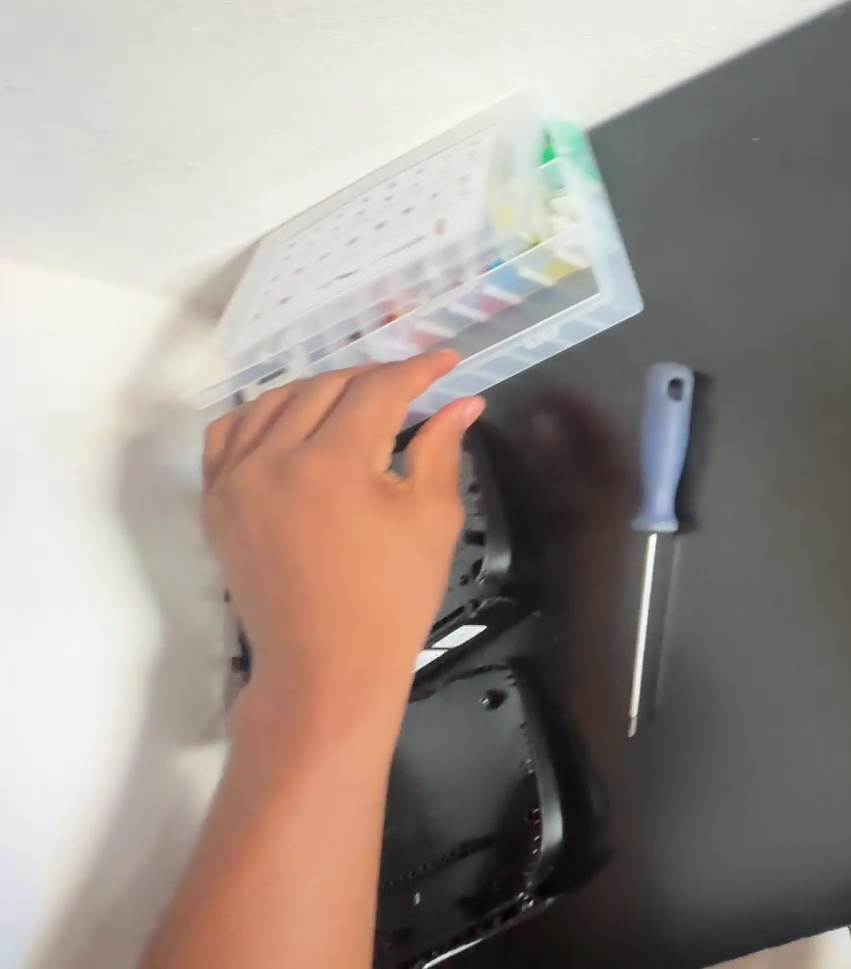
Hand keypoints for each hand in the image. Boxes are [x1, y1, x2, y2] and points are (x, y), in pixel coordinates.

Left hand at [201, 352, 483, 718]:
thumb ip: (442, 449)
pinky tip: (298, 420)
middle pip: (326, 387)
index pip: (379, 391)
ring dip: (323, 388)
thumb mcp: (435, 515)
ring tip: (363, 395)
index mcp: (334, 464)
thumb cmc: (396, 591)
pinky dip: (267, 413)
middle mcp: (273, 461)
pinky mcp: (217, 502)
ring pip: (273, 401)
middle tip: (417, 381)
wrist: (329, 659)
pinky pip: (229, 433)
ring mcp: (234, 481)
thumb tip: (463, 404)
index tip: (448, 360)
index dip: (419, 369)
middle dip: (377, 375)